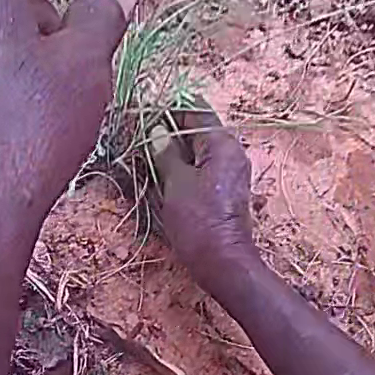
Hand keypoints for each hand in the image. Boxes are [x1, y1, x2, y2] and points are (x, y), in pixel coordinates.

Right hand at [153, 110, 259, 286]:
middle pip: (198, 132)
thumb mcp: (175, 184)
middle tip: (142, 139)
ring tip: (149, 158)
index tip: (144, 116)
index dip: (168, 111)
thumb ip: (166, 154)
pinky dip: (184, 170)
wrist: (222, 262)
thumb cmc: (198, 222)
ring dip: (175, 154)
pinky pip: (203, 170)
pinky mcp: (225, 192)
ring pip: (199, 153)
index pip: (194, 112)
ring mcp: (231, 173)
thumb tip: (157, 132)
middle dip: (170, 133)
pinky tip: (165, 178)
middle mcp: (232, 152)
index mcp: (222, 143)